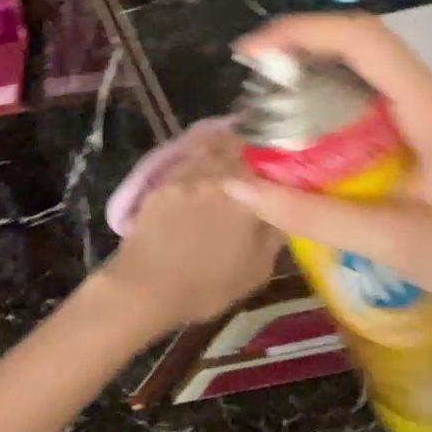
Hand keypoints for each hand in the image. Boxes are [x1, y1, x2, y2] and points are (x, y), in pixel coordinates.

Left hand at [101, 124, 279, 334]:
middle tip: (260, 148)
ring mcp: (185, 177)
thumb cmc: (207, 286)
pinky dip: (197, 156)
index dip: (278, 158)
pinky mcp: (161, 185)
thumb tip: (279, 214)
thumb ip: (272, 235)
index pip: (270, 163)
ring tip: (231, 146)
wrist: (146, 286)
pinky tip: (201, 163)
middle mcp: (217, 177)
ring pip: (209, 149)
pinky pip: (185, 161)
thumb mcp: (257, 270)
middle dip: (250, 146)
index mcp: (248, 197)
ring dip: (222, 145)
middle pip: (238, 148)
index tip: (285, 158)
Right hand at [221, 14, 431, 350]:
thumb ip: (311, 214)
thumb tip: (235, 185)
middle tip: (248, 97)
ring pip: (366, 77)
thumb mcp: (394, 244)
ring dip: (313, 87)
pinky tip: (308, 145)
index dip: (300, 32)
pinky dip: (333, 111)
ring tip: (266, 121)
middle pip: (360, 51)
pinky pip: (376, 103)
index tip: (248, 55)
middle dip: (296, 61)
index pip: (365, 40)